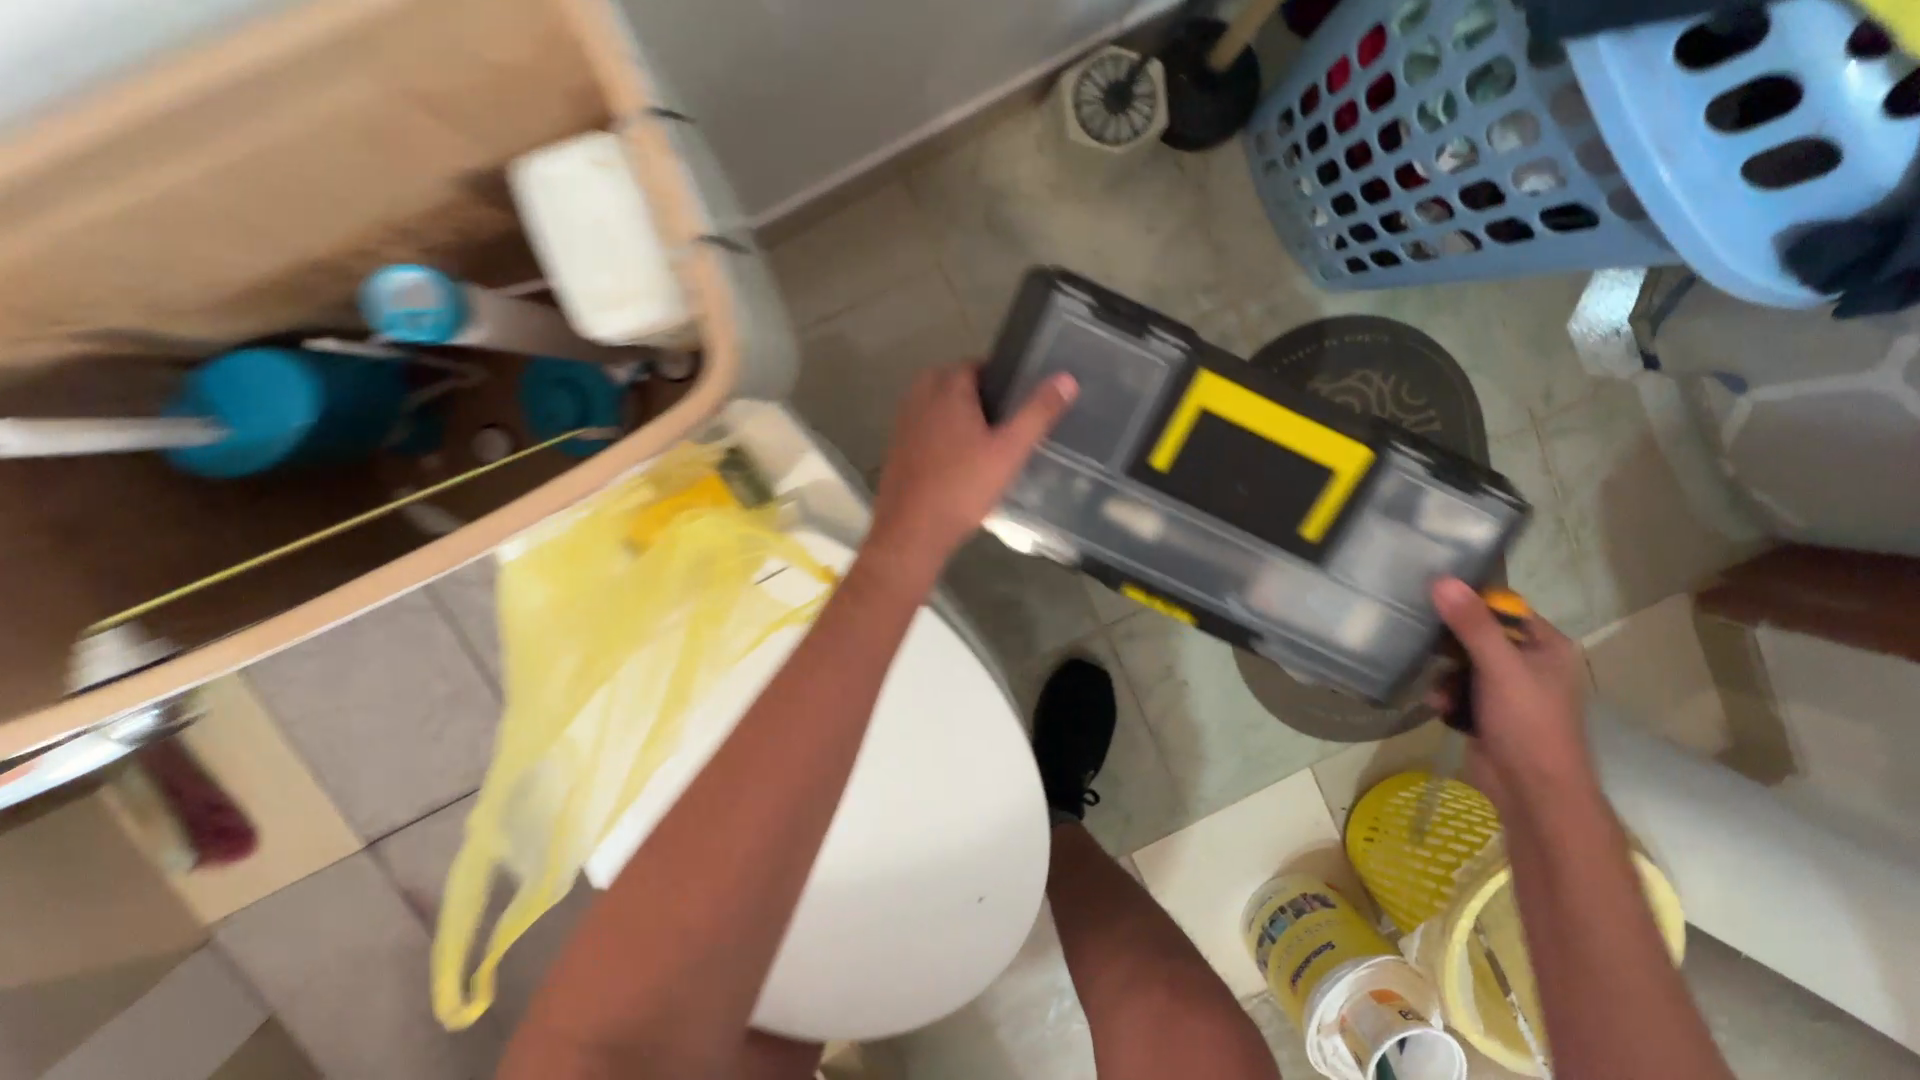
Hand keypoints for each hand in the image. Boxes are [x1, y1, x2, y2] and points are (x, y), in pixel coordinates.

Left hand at [865, 362, 1076, 580]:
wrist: (911, 532)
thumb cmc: (963, 487)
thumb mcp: (1009, 451)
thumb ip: (1038, 414)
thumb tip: (1067, 379)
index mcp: (946, 389)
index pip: (973, 365)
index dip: (998, 377)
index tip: (1018, 398)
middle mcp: (919, 399)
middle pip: (952, 384)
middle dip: (976, 395)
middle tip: (1005, 421)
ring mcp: (903, 426)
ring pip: (935, 408)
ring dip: (956, 416)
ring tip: (986, 441)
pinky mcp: (896, 451)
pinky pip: (923, 431)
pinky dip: (940, 436)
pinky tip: (959, 463)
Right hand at [1430, 577, 1593, 809]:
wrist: (1532, 791)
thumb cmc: (1528, 724)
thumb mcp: (1500, 668)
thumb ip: (1472, 625)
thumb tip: (1442, 580)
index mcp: (1548, 646)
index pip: (1504, 609)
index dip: (1471, 602)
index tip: (1433, 597)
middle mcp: (1530, 663)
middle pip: (1478, 635)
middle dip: (1450, 644)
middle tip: (1421, 640)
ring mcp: (1509, 690)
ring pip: (1463, 664)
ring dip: (1445, 676)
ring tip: (1438, 691)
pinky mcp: (1488, 712)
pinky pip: (1458, 690)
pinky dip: (1446, 696)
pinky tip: (1439, 707)